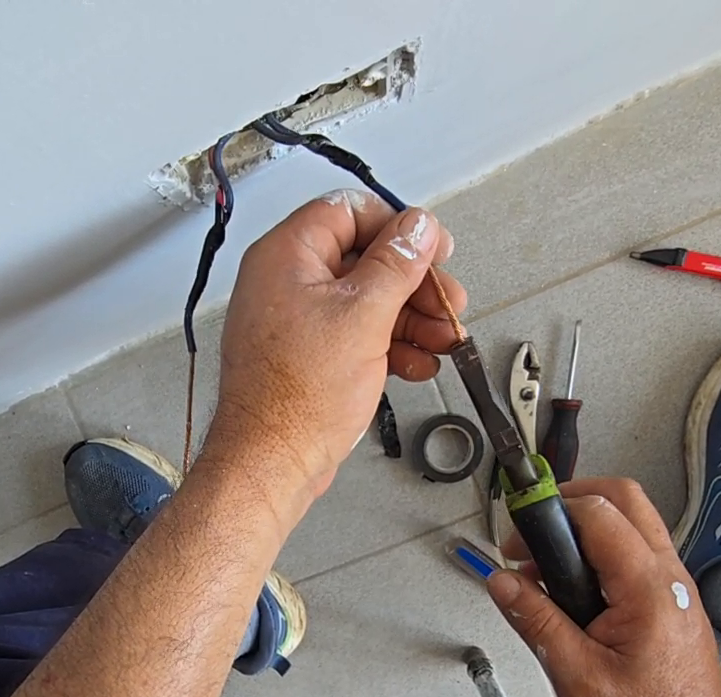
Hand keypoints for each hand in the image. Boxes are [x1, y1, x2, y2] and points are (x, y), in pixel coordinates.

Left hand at [202, 190, 463, 499]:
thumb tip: (419, 226)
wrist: (272, 461)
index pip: (349, 213)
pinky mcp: (306, 358)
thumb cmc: (299, 396)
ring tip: (445, 340)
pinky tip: (418, 364)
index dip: (397, 226)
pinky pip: (353, 337)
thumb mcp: (364, 315)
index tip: (433, 249)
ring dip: (410, 320)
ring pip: (363, 303)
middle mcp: (286, 283)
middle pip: (363, 261)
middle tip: (448, 304)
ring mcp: (296, 323)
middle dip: (414, 285)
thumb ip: (396, 264)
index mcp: (287, 256)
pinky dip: (388, 347)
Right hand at [486, 477, 720, 696]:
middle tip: (532, 531)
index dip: (549, 513)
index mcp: (647, 589)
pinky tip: (570, 587)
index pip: (598, 514)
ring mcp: (673, 585)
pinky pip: (634, 550)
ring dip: (584, 525)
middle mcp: (667, 577)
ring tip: (543, 565)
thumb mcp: (576, 676)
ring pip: (630, 521)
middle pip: (623, 498)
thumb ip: (536, 622)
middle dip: (570, 500)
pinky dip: (598, 550)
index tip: (517, 530)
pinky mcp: (670, 598)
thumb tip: (502, 583)